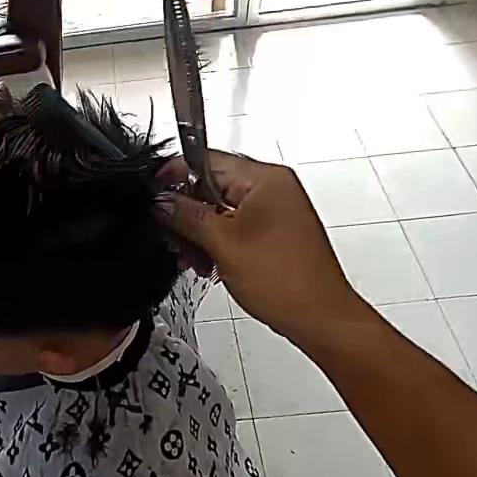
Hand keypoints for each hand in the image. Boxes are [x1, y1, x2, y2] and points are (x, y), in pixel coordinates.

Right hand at [162, 151, 367, 343]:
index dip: (176, 176)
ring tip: (195, 259)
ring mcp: (277, 210)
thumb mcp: (223, 244)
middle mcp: (274, 188)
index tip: (157, 195)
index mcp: (265, 179)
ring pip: (224, 209)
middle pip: (214, 185)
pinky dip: (220, 242)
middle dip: (190, 213)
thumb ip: (187, 216)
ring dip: (203, 232)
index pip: (207, 160)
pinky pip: (238, 226)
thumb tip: (163, 201)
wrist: (319, 316)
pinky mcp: (276, 232)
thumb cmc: (287, 282)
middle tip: (176, 236)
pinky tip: (212, 264)